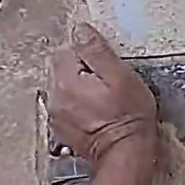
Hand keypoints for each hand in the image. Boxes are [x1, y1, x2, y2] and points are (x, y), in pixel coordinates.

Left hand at [49, 22, 158, 165]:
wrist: (125, 153)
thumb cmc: (129, 117)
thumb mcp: (121, 76)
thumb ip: (97, 51)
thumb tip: (80, 31)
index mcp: (67, 81)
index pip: (67, 49)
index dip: (88, 53)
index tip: (105, 65)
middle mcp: (55, 96)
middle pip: (61, 67)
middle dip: (81, 68)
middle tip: (106, 82)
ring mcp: (56, 113)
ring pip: (63, 85)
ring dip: (79, 85)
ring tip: (102, 97)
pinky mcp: (62, 125)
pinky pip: (66, 102)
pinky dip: (78, 102)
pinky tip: (96, 109)